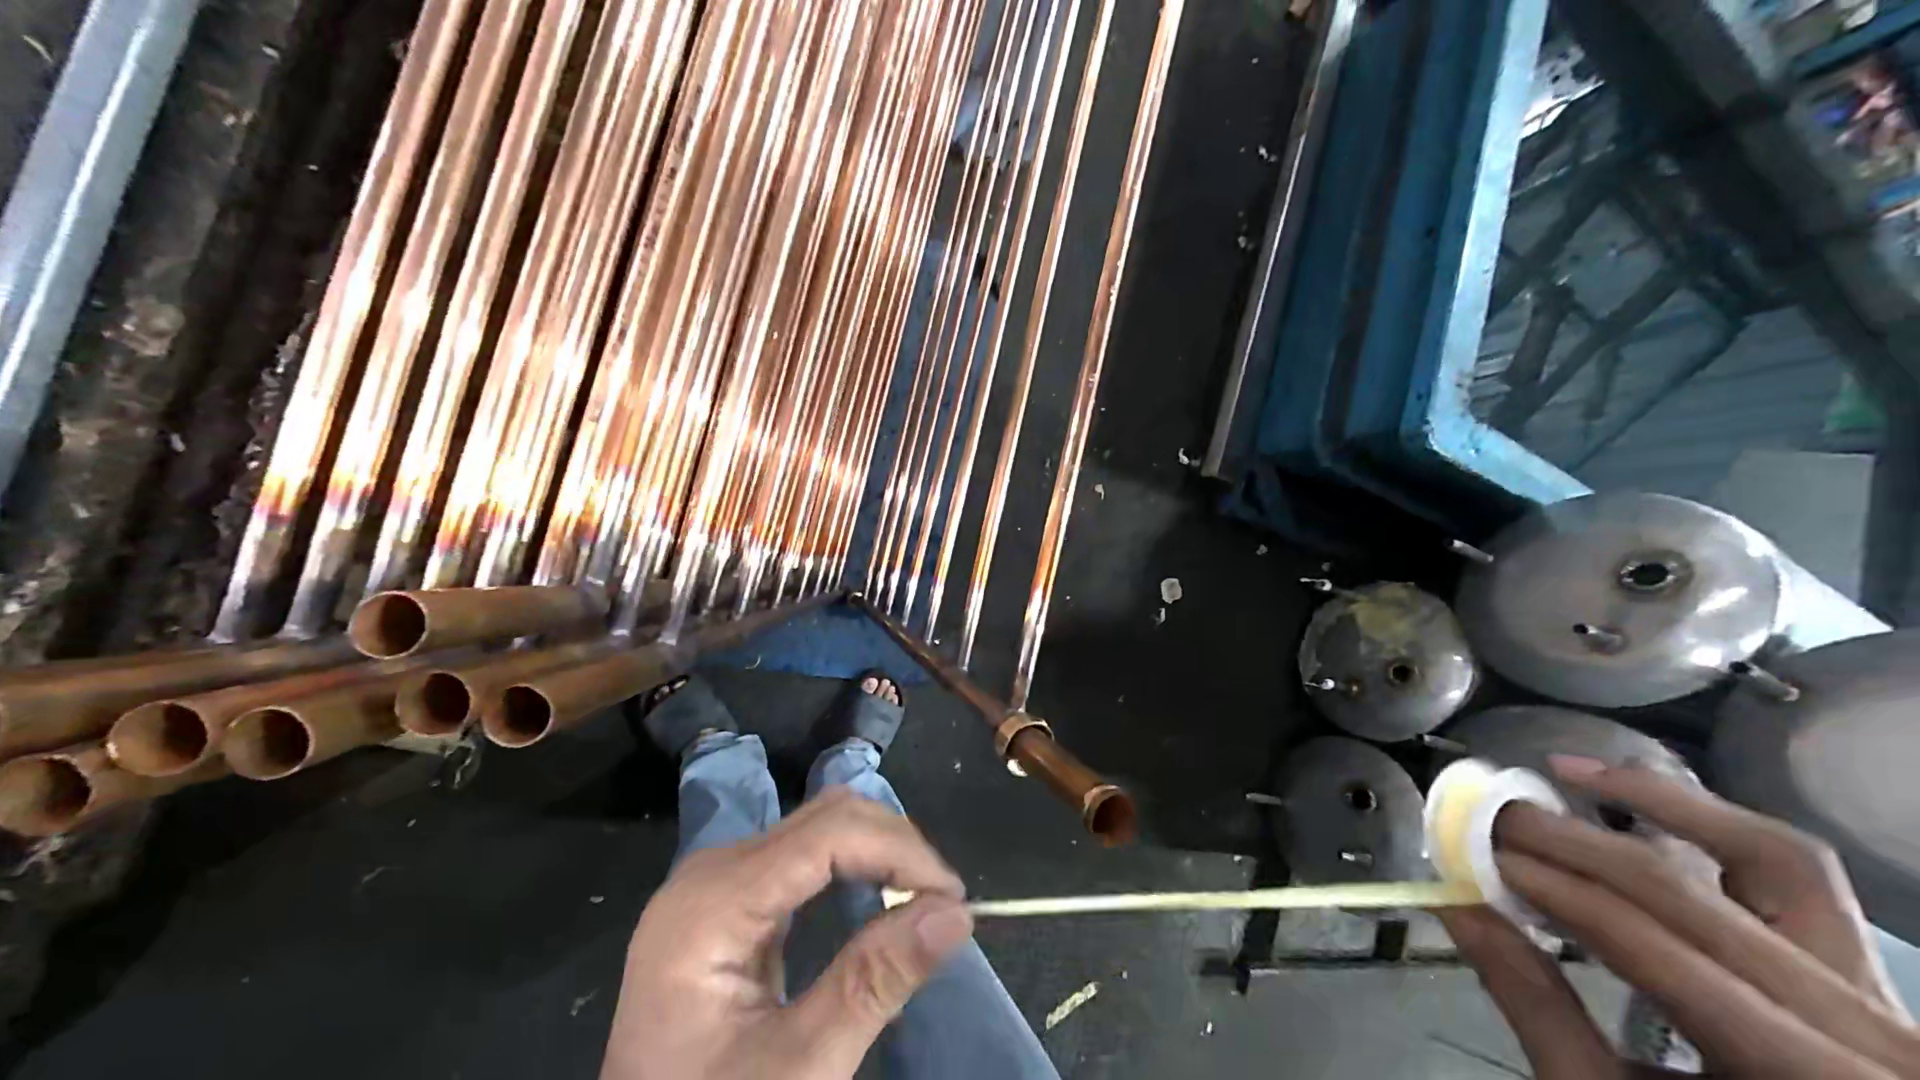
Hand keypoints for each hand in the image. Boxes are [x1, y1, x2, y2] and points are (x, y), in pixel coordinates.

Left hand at [601, 789, 974, 1079]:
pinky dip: (854, 866)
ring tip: (921, 900)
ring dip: (879, 851)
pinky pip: (804, 854)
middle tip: (943, 904)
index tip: (953, 898)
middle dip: (894, 846)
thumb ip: (874, 982)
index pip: (826, 833)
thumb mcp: (797, 1070)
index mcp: (712, 903)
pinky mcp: (730, 898)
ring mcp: (717, 880)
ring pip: (818, 825)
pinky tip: (880, 898)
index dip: (899, 851)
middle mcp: (711, 870)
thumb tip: (956, 914)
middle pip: (824, 816)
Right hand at [1440, 756, 1917, 1078]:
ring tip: (1566, 772)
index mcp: (1804, 1077)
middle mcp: (1868, 1028)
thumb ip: (1538, 1008)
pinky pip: (1790, 870)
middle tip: (1491, 817)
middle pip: (1685, 893)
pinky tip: (1631, 793)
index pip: (1643, 941)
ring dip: (1656, 800)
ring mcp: (1881, 992)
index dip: (1547, 885)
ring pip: (1771, 856)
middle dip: (1570, 843)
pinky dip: (1707, 817)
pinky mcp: (1862, 966)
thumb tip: (1457, 907)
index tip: (1471, 852)